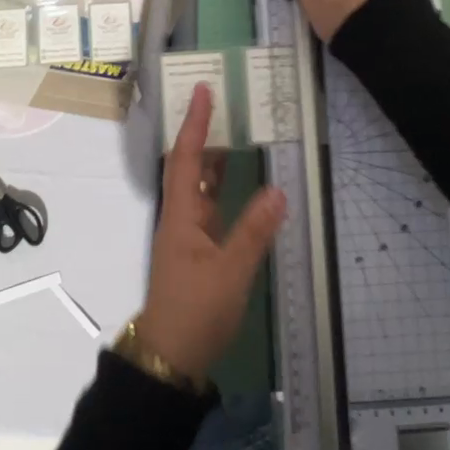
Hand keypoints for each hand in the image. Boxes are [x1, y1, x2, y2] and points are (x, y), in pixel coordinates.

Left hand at [136, 84, 287, 382]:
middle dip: (201, 135)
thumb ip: (254, 232)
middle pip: (187, 167)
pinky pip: (209, 209)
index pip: (185, 159)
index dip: (194, 124)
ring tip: (232, 131)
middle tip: (222, 104)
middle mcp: (180, 219)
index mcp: (181, 217)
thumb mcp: (230, 273)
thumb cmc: (196, 311)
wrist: (171, 358)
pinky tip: (238, 187)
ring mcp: (188, 237)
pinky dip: (222, 190)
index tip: (201, 91)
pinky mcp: (197, 253)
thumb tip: (278, 191)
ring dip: (211, 160)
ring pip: (198, 188)